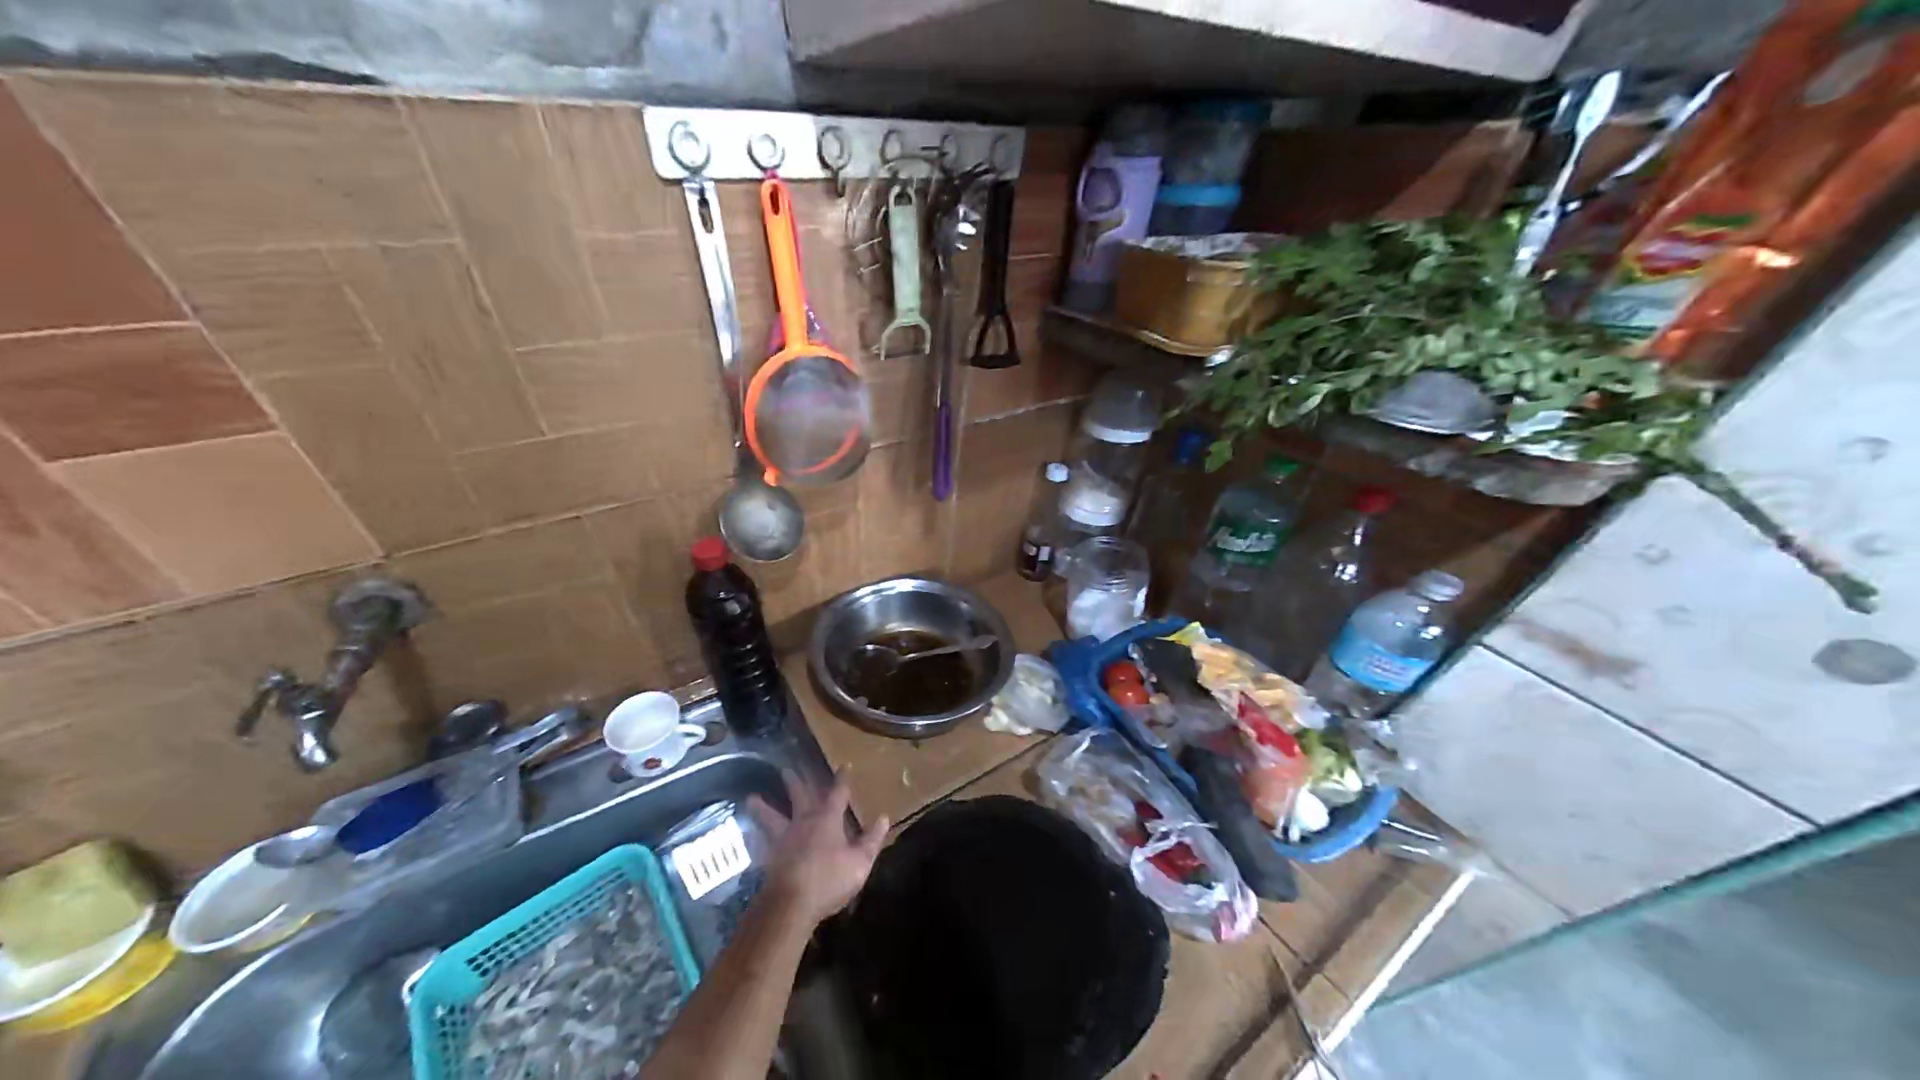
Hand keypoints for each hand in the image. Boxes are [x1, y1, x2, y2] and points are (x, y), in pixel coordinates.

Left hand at [747, 771, 888, 926]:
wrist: (792, 904)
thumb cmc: (830, 879)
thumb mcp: (860, 861)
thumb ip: (872, 840)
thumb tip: (883, 818)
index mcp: (827, 819)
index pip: (837, 794)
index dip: (841, 780)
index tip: (843, 766)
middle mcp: (803, 823)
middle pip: (799, 797)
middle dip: (796, 783)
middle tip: (786, 770)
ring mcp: (783, 840)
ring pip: (771, 818)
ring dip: (762, 807)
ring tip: (751, 798)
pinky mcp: (769, 858)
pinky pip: (759, 844)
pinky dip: (753, 839)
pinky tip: (747, 837)